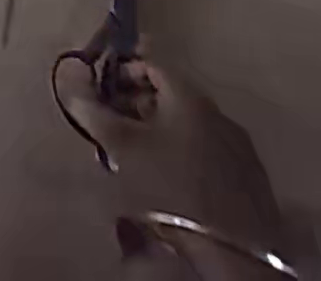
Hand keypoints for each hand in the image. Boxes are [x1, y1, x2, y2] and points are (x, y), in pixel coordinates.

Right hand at [56, 57, 285, 255]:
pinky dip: (182, 148)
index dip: (123, 69)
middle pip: (173, 94)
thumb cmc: (167, 185)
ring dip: (160, 126)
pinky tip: (166, 172)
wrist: (229, 255)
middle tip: (112, 117)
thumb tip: (70, 73)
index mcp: (191, 100)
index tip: (101, 85)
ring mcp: (241, 150)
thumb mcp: (119, 143)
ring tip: (133, 148)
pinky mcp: (251, 182)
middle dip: (138, 100)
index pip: (154, 64)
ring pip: (190, 123)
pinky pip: (208, 148)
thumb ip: (90, 106)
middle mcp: (220, 116)